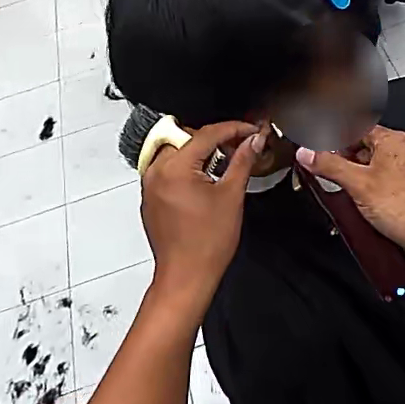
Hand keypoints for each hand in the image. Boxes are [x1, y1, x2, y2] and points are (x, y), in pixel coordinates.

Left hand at [141, 122, 264, 291]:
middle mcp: (156, 172)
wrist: (187, 275)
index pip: (206, 133)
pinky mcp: (151, 197)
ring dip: (202, 150)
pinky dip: (189, 166)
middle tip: (242, 143)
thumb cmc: (207, 244)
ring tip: (227, 160)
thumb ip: (243, 161)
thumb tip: (253, 141)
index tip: (252, 130)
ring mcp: (150, 185)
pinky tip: (209, 177)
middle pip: (187, 137)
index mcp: (175, 168)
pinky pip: (169, 169)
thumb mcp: (232, 195)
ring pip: (177, 151)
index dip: (234, 129)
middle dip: (216, 137)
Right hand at [295, 126, 404, 258]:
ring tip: (346, 192)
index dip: (334, 137)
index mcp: (394, 140)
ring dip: (359, 175)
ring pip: (378, 164)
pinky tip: (367, 203)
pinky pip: (390, 178)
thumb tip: (308, 153)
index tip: (318, 148)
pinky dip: (374, 186)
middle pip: (366, 145)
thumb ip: (330, 166)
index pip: (356, 127)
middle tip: (328, 173)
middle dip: (345, 159)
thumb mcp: (358, 185)